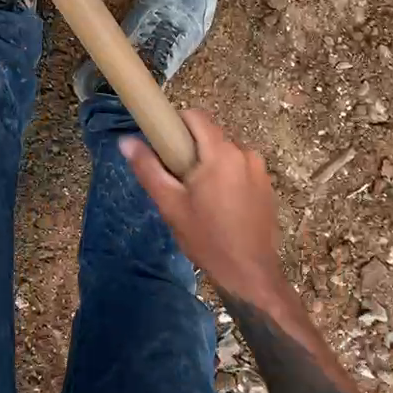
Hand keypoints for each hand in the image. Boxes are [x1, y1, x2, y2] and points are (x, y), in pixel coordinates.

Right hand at [121, 109, 283, 303]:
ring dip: (208, 163)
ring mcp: (260, 170)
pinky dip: (225, 176)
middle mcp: (244, 153)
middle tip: (176, 178)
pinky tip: (218, 205)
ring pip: (224, 151)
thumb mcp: (170, 204)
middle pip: (209, 134)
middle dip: (190, 148)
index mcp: (221, 153)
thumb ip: (147, 168)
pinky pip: (239, 168)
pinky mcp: (267, 186)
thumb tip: (125, 140)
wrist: (251, 276)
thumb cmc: (207, 238)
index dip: (175, 124)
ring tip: (197, 196)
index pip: (195, 116)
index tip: (162, 146)